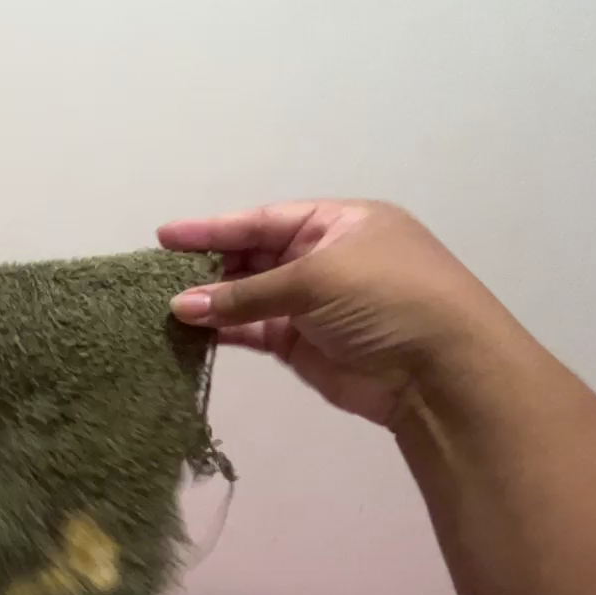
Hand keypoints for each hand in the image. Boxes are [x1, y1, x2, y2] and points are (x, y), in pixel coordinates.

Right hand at [159, 199, 517, 425]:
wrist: (439, 373)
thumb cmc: (387, 300)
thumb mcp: (316, 280)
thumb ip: (243, 294)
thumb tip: (180, 307)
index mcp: (337, 224)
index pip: (262, 221)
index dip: (213, 228)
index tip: (165, 236)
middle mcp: (320, 258)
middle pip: (250, 257)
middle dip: (206, 266)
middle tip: (157, 274)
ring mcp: (308, 302)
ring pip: (244, 295)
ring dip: (209, 301)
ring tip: (163, 305)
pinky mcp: (297, 341)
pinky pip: (248, 329)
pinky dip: (220, 330)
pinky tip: (188, 330)